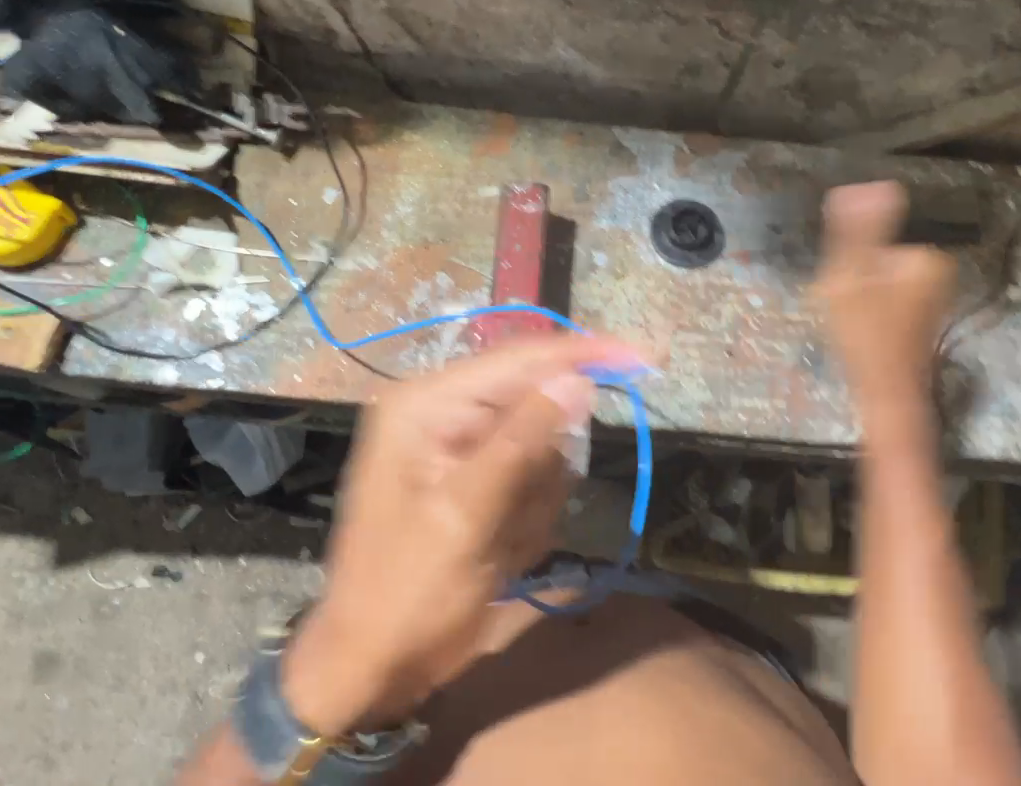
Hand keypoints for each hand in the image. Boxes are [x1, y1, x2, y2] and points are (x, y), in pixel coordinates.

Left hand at [281, 334, 643, 736]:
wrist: (373, 665)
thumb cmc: (404, 593)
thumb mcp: (463, 515)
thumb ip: (521, 440)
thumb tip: (577, 379)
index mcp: (426, 404)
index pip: (519, 360)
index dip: (585, 355)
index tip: (647, 355)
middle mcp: (444, 413)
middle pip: (537, 408)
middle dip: (543, 470)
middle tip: (515, 524)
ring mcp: (462, 449)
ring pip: (544, 450)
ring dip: (536, 503)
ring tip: (498, 547)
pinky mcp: (478, 482)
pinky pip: (534, 482)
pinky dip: (529, 521)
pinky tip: (497, 555)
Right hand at [815, 181, 958, 412]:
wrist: (885, 395)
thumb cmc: (866, 335)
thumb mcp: (851, 275)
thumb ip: (857, 230)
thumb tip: (870, 184)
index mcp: (926, 255)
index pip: (875, 236)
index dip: (849, 257)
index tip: (841, 284)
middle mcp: (938, 271)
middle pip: (878, 254)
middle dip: (854, 273)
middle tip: (844, 303)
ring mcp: (932, 294)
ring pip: (880, 276)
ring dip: (859, 291)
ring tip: (852, 317)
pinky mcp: (922, 313)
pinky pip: (886, 294)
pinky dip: (870, 305)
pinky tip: (862, 327)